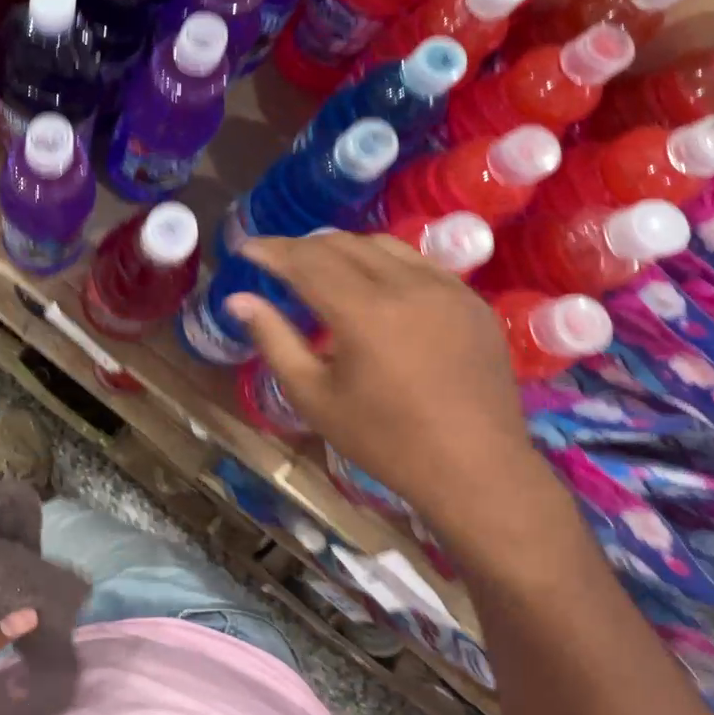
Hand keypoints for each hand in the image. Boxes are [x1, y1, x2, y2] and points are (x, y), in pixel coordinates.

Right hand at [228, 232, 545, 540]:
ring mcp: (446, 289)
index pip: (306, 261)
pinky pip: (418, 263)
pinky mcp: (471, 300)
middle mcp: (406, 287)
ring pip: (382, 246)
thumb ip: (274, 340)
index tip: (245, 247)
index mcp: (363, 313)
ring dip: (342, 248)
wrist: (476, 469)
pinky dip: (383, 262)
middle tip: (276, 259)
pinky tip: (371, 283)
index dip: (271, 250)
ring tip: (320, 266)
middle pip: (342, 245)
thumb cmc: (384, 440)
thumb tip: (237, 300)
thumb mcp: (313, 396)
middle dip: (301, 246)